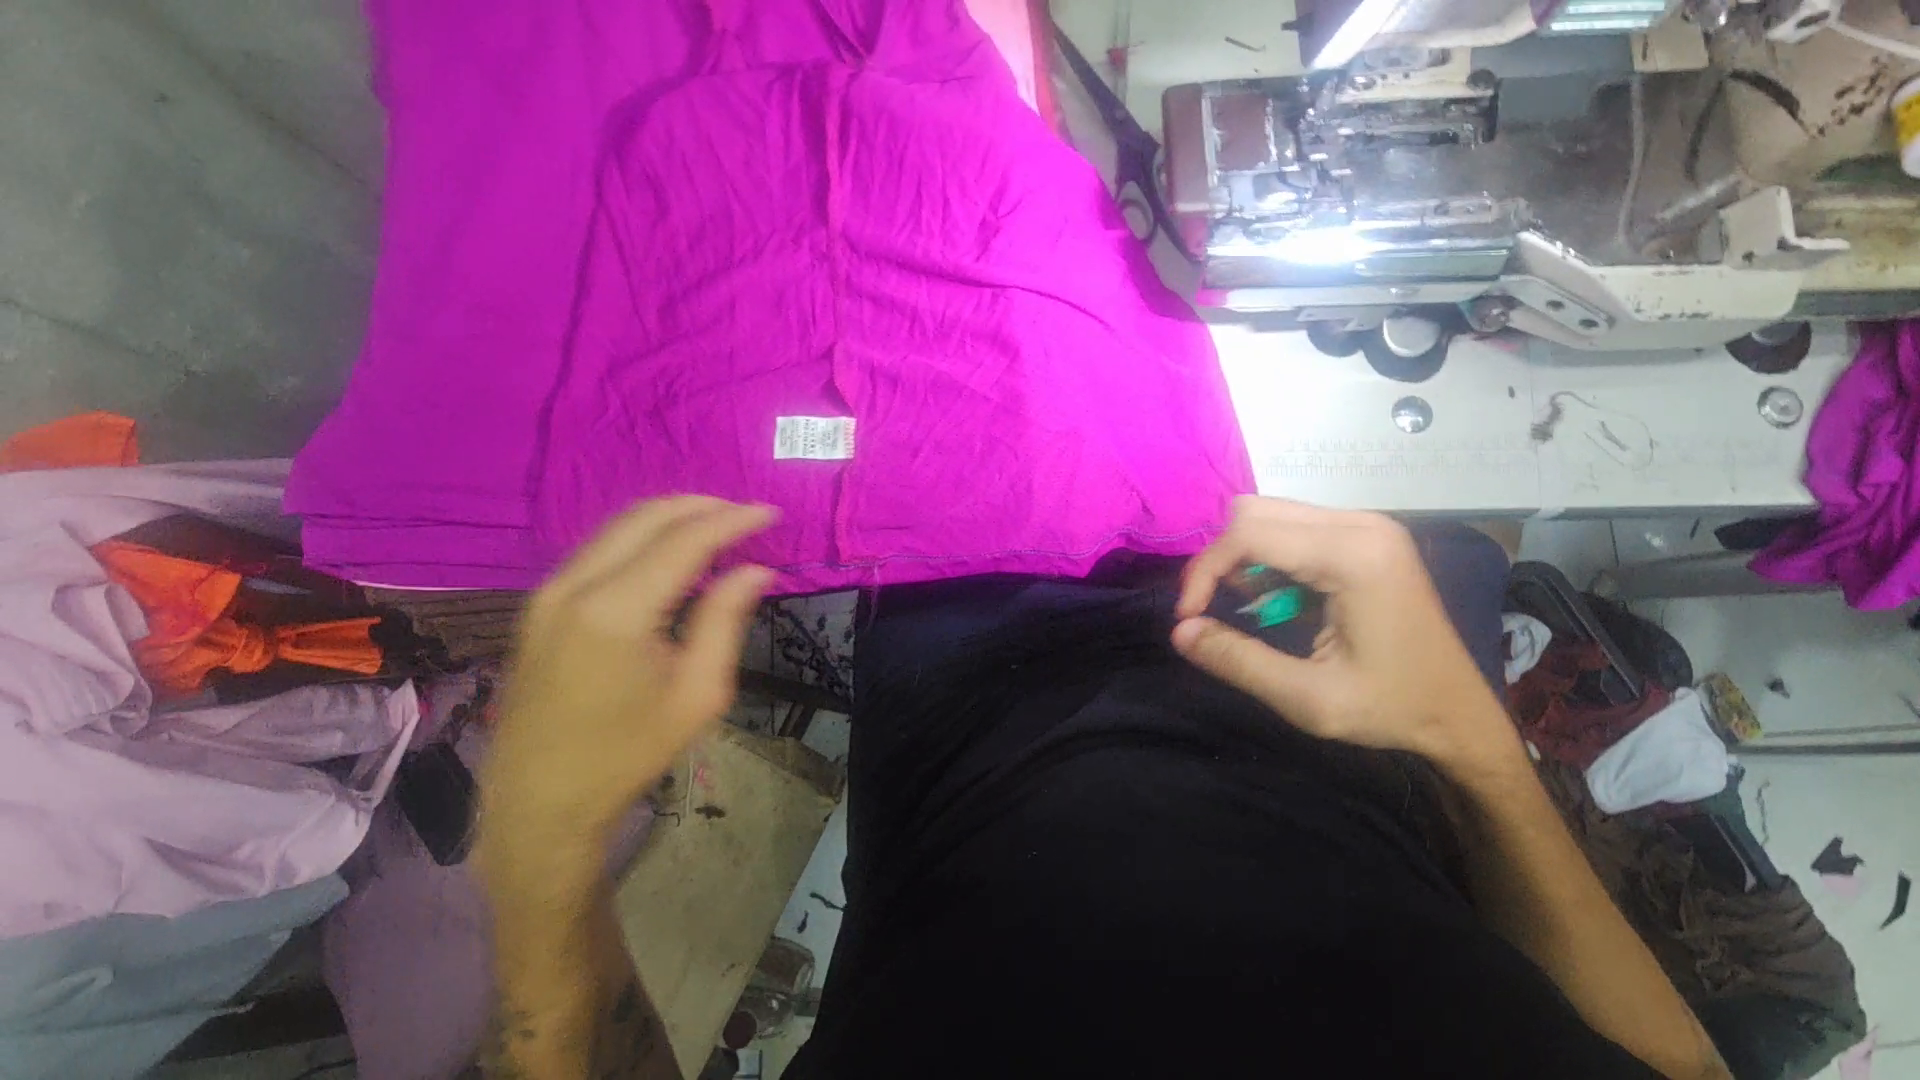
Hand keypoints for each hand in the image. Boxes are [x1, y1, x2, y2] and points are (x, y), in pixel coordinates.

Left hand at [483, 497, 777, 839]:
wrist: (539, 798)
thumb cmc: (627, 755)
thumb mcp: (696, 694)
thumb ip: (724, 621)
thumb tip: (755, 570)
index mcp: (616, 611)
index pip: (684, 540)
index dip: (732, 520)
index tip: (770, 514)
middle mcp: (575, 585)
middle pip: (645, 516)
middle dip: (701, 507)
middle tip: (745, 516)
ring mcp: (548, 591)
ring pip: (617, 526)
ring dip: (669, 518)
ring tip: (715, 527)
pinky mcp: (539, 604)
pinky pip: (598, 549)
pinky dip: (640, 538)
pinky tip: (669, 554)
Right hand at [1172, 497, 1520, 773]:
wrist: (1460, 714)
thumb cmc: (1391, 708)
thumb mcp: (1308, 698)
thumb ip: (1239, 661)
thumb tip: (1178, 632)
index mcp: (1354, 555)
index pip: (1248, 533)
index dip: (1204, 571)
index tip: (1187, 617)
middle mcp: (1361, 525)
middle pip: (1254, 512)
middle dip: (1219, 560)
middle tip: (1207, 611)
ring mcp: (1367, 526)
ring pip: (1270, 515)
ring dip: (1242, 558)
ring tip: (1244, 609)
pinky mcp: (1367, 536)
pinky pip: (1294, 527)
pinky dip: (1267, 557)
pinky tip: (1275, 598)